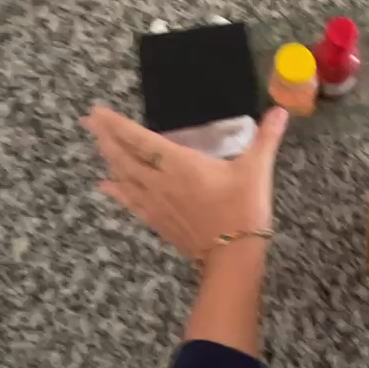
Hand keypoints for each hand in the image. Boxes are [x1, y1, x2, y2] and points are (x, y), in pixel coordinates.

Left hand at [82, 105, 288, 262]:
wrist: (232, 256)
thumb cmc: (243, 208)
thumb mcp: (257, 169)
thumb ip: (266, 138)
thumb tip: (280, 111)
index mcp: (180, 164)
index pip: (140, 140)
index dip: (117, 125)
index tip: (97, 112)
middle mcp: (160, 182)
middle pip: (124, 157)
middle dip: (105, 138)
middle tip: (88, 122)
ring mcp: (156, 203)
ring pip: (123, 178)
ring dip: (108, 159)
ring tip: (97, 145)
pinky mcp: (158, 220)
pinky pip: (130, 201)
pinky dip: (116, 191)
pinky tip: (106, 186)